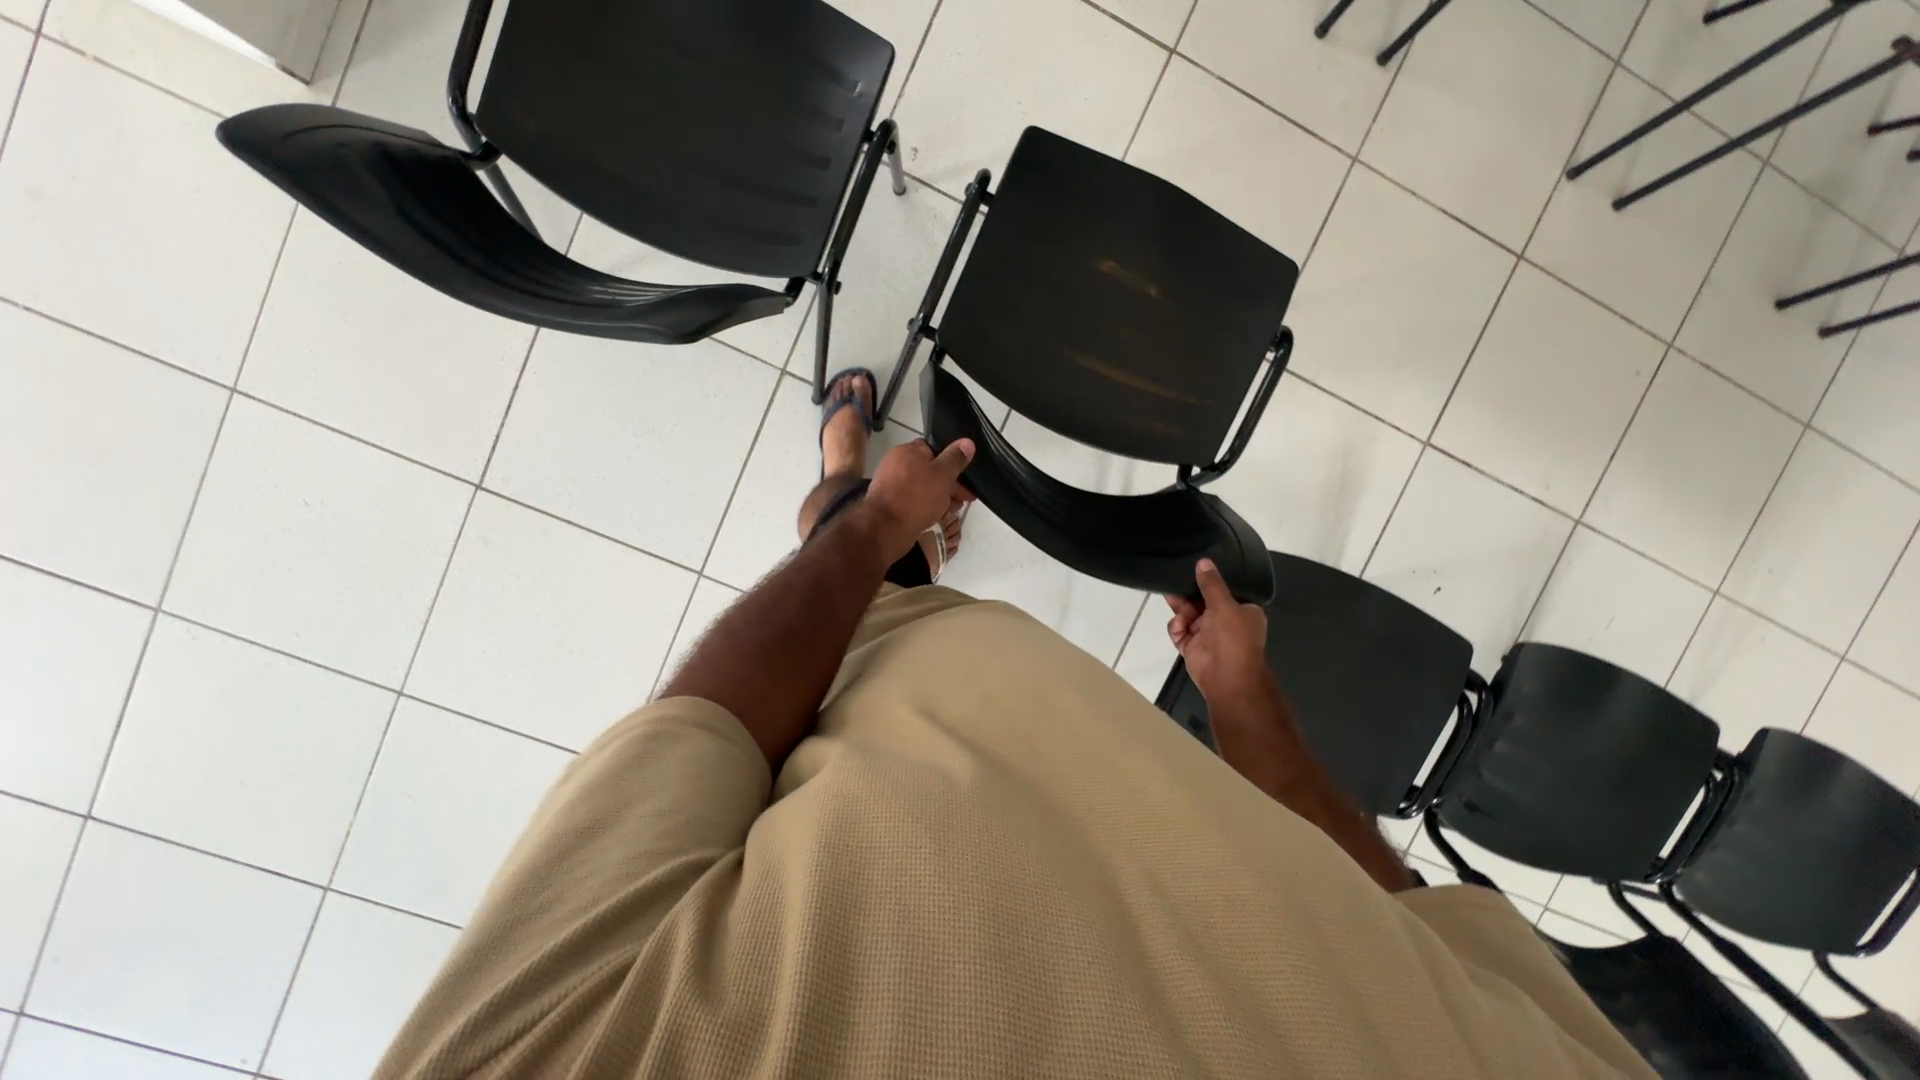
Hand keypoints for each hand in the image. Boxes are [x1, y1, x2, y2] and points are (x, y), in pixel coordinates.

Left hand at [861, 437, 975, 559]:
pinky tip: (940, 514)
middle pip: (930, 468)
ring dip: (941, 495)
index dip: (952, 459)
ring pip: (924, 486)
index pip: (934, 448)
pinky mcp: (892, 504)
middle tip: (967, 497)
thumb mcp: (943, 475)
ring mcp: (893, 485)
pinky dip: (928, 504)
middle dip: (950, 482)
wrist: (886, 528)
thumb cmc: (916, 497)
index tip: (966, 473)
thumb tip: (967, 442)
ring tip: (957, 508)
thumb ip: (955, 459)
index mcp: (907, 451)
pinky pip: (915, 500)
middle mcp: (897, 464)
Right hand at [1165, 559, 1270, 706]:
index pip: (1226, 590)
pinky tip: (1179, 625)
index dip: (1211, 580)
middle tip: (1175, 578)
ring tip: (1170, 596)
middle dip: (1189, 593)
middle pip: (1202, 601)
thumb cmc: (1233, 637)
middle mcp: (1226, 621)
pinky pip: (1180, 631)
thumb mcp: (1224, 604)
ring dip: (1181, 608)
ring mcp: (1207, 635)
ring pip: (1188, 614)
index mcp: (1243, 611)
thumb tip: (1203, 561)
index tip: (1196, 567)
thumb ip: (1211, 583)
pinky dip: (1177, 627)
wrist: (1226, 677)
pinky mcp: (1191, 646)